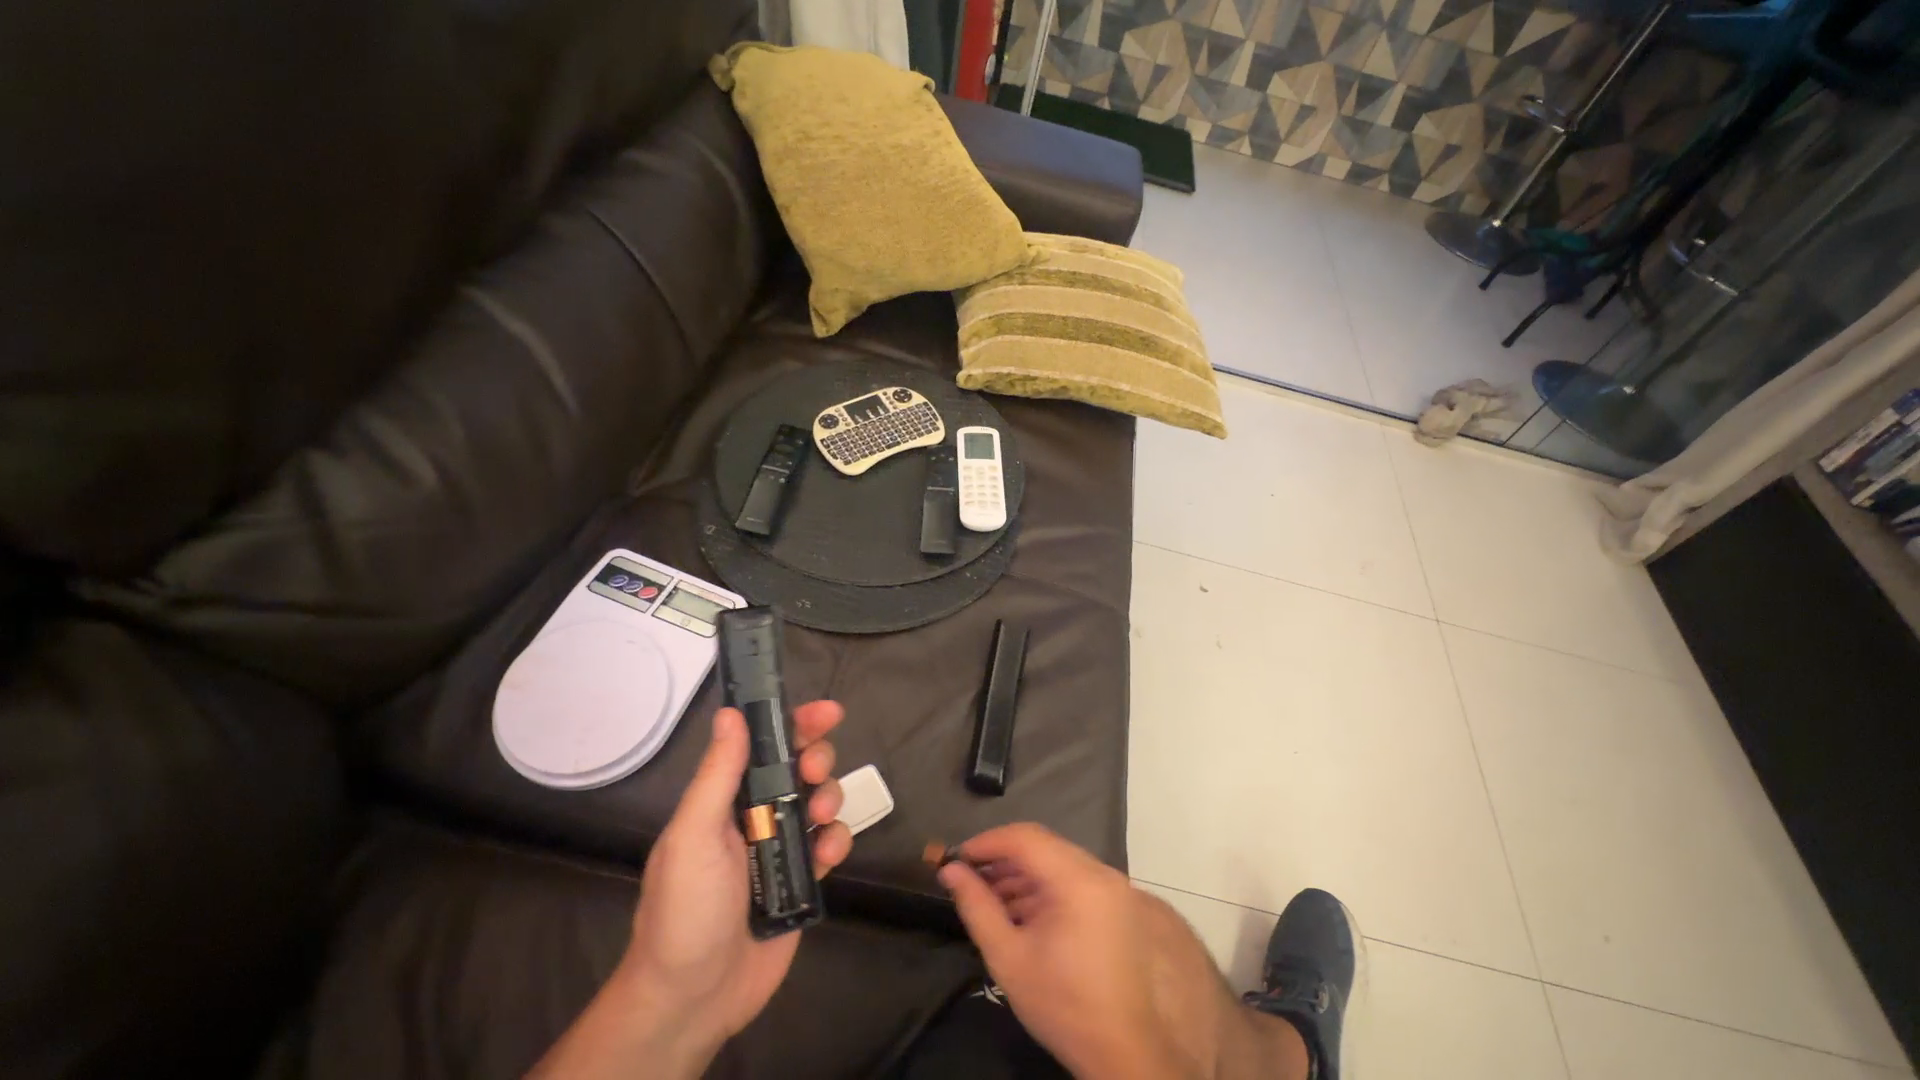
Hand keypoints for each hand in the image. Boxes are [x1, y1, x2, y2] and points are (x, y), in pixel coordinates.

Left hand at [622, 702, 852, 1047]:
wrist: (695, 995)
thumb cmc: (686, 909)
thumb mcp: (694, 834)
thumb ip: (718, 774)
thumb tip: (729, 713)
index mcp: (721, 800)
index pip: (761, 746)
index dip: (793, 723)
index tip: (827, 711)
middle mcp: (752, 816)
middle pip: (798, 767)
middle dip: (817, 758)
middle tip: (815, 771)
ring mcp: (779, 848)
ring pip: (819, 802)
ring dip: (830, 797)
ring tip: (820, 816)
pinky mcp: (801, 881)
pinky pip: (829, 845)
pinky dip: (835, 842)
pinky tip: (826, 856)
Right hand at [937, 824, 1197, 1078]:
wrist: (1122, 1050)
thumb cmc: (1061, 1003)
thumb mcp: (1008, 956)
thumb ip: (977, 906)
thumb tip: (950, 870)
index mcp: (1078, 881)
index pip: (1025, 838)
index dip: (987, 843)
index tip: (956, 859)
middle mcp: (1101, 874)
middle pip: (1043, 847)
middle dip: (1002, 859)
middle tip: (968, 879)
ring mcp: (1114, 890)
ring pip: (1058, 862)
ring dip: (1022, 875)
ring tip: (989, 900)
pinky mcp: (1117, 907)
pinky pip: (1074, 881)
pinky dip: (1045, 889)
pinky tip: (1020, 913)